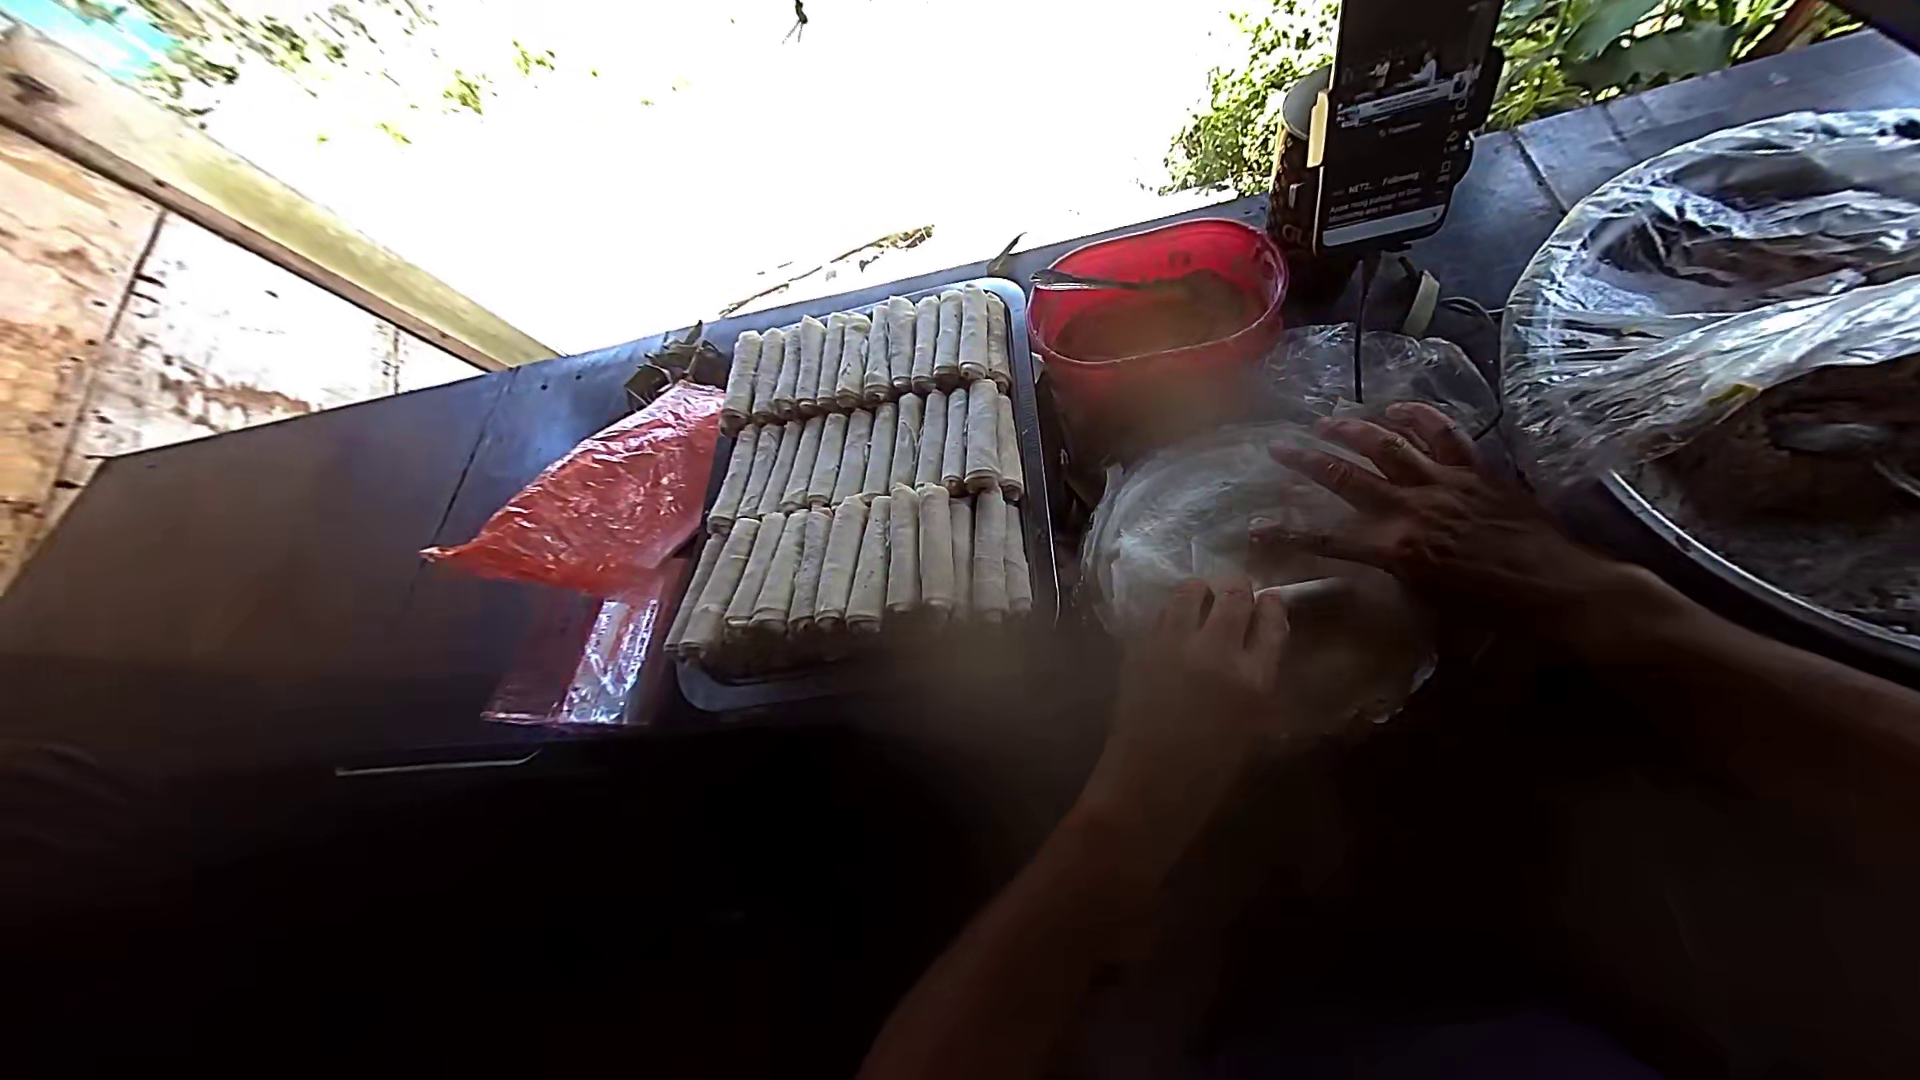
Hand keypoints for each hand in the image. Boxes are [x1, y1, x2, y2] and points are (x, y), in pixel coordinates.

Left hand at [1076, 580, 1289, 861]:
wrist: (1148, 783)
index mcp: (1254, 678)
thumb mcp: (1252, 723)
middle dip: (1237, 588)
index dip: (1272, 606)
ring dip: (1200, 592)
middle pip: (1233, 594)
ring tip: (1200, 601)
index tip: (1269, 600)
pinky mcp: (1141, 646)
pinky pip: (1161, 613)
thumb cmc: (1209, 769)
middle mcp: (1217, 651)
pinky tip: (1173, 625)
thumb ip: (1254, 678)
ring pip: (1191, 591)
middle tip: (1234, 593)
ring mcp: (1173, 644)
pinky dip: (1172, 611)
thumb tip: (1251, 645)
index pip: (1271, 622)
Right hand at [1256, 403, 1646, 634]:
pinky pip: (1444, 436)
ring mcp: (1444, 485)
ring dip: (1352, 432)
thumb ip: (1390, 566)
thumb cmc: (1489, 604)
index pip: (1326, 540)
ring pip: (1388, 448)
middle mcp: (1411, 511)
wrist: (1559, 588)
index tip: (1254, 528)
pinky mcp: (1474, 472)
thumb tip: (1367, 550)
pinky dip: (1420, 418)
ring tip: (1326, 421)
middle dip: (1306, 462)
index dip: (1286, 534)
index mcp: (1396, 550)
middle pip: (1346, 479)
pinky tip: (1396, 409)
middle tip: (1278, 448)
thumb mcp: (1425, 596)